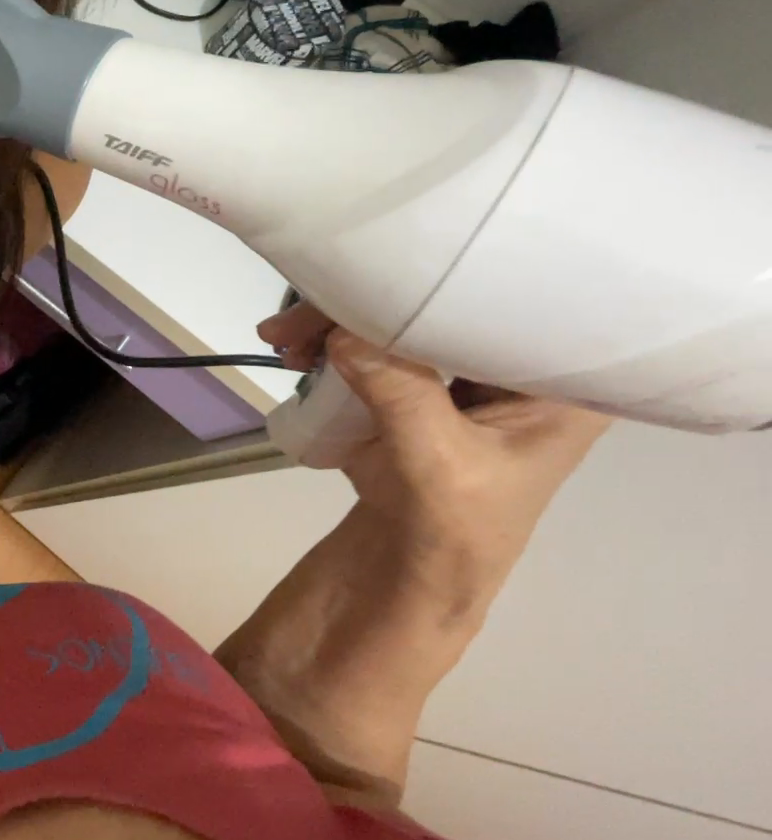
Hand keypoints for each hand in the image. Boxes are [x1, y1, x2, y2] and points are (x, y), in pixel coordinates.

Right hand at [259, 303, 611, 571]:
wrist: (417, 560)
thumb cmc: (455, 523)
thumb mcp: (437, 462)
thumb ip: (399, 396)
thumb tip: (341, 334)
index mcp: (556, 376)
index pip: (500, 303)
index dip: (437, 283)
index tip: (367, 279)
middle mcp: (513, 359)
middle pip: (437, 303)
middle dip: (360, 305)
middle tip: (293, 324)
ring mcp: (460, 368)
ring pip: (396, 317)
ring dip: (334, 322)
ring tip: (283, 342)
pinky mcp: (416, 379)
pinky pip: (373, 342)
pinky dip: (331, 341)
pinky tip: (297, 353)